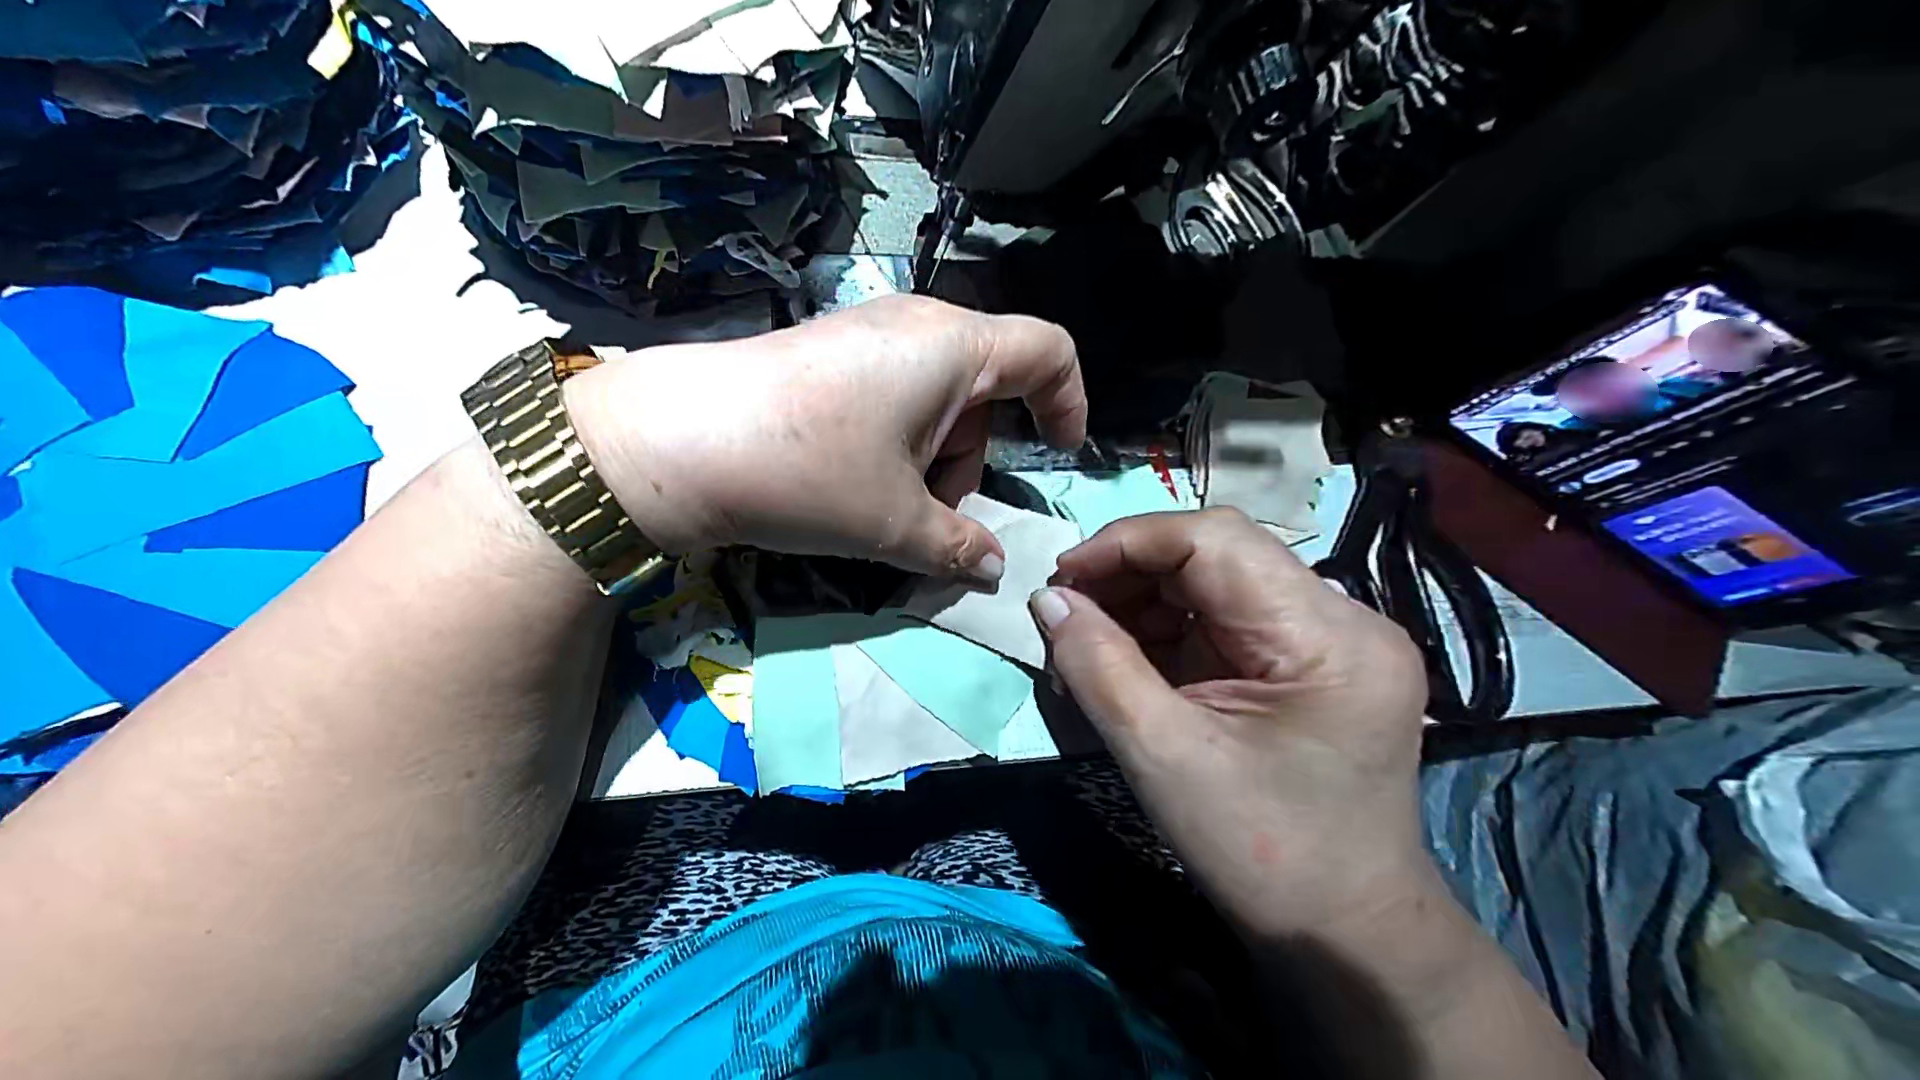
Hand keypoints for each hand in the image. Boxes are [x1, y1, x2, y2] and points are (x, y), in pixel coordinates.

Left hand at [562, 295, 1085, 577]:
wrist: (673, 441)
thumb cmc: (808, 471)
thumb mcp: (896, 522)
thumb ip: (959, 547)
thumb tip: (992, 570)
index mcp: (955, 346)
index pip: (1049, 352)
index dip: (1069, 402)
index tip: (1060, 453)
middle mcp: (918, 325)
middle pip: (987, 391)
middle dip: (974, 460)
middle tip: (936, 516)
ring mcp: (868, 335)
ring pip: (938, 401)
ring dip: (933, 461)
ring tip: (885, 508)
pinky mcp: (830, 355)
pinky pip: (895, 396)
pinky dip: (897, 444)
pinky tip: (855, 481)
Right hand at [1031, 507, 1436, 939]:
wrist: (1345, 936)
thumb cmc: (1262, 855)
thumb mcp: (1163, 757)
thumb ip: (1098, 666)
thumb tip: (1047, 598)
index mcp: (1328, 637)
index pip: (1217, 540)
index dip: (1129, 543)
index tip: (1063, 576)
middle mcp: (1340, 621)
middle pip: (1216, 556)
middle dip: (1129, 575)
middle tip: (1066, 611)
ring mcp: (1324, 641)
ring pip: (1213, 584)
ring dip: (1141, 603)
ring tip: (1087, 642)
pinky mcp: (1302, 664)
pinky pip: (1220, 621)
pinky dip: (1163, 631)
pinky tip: (1124, 659)